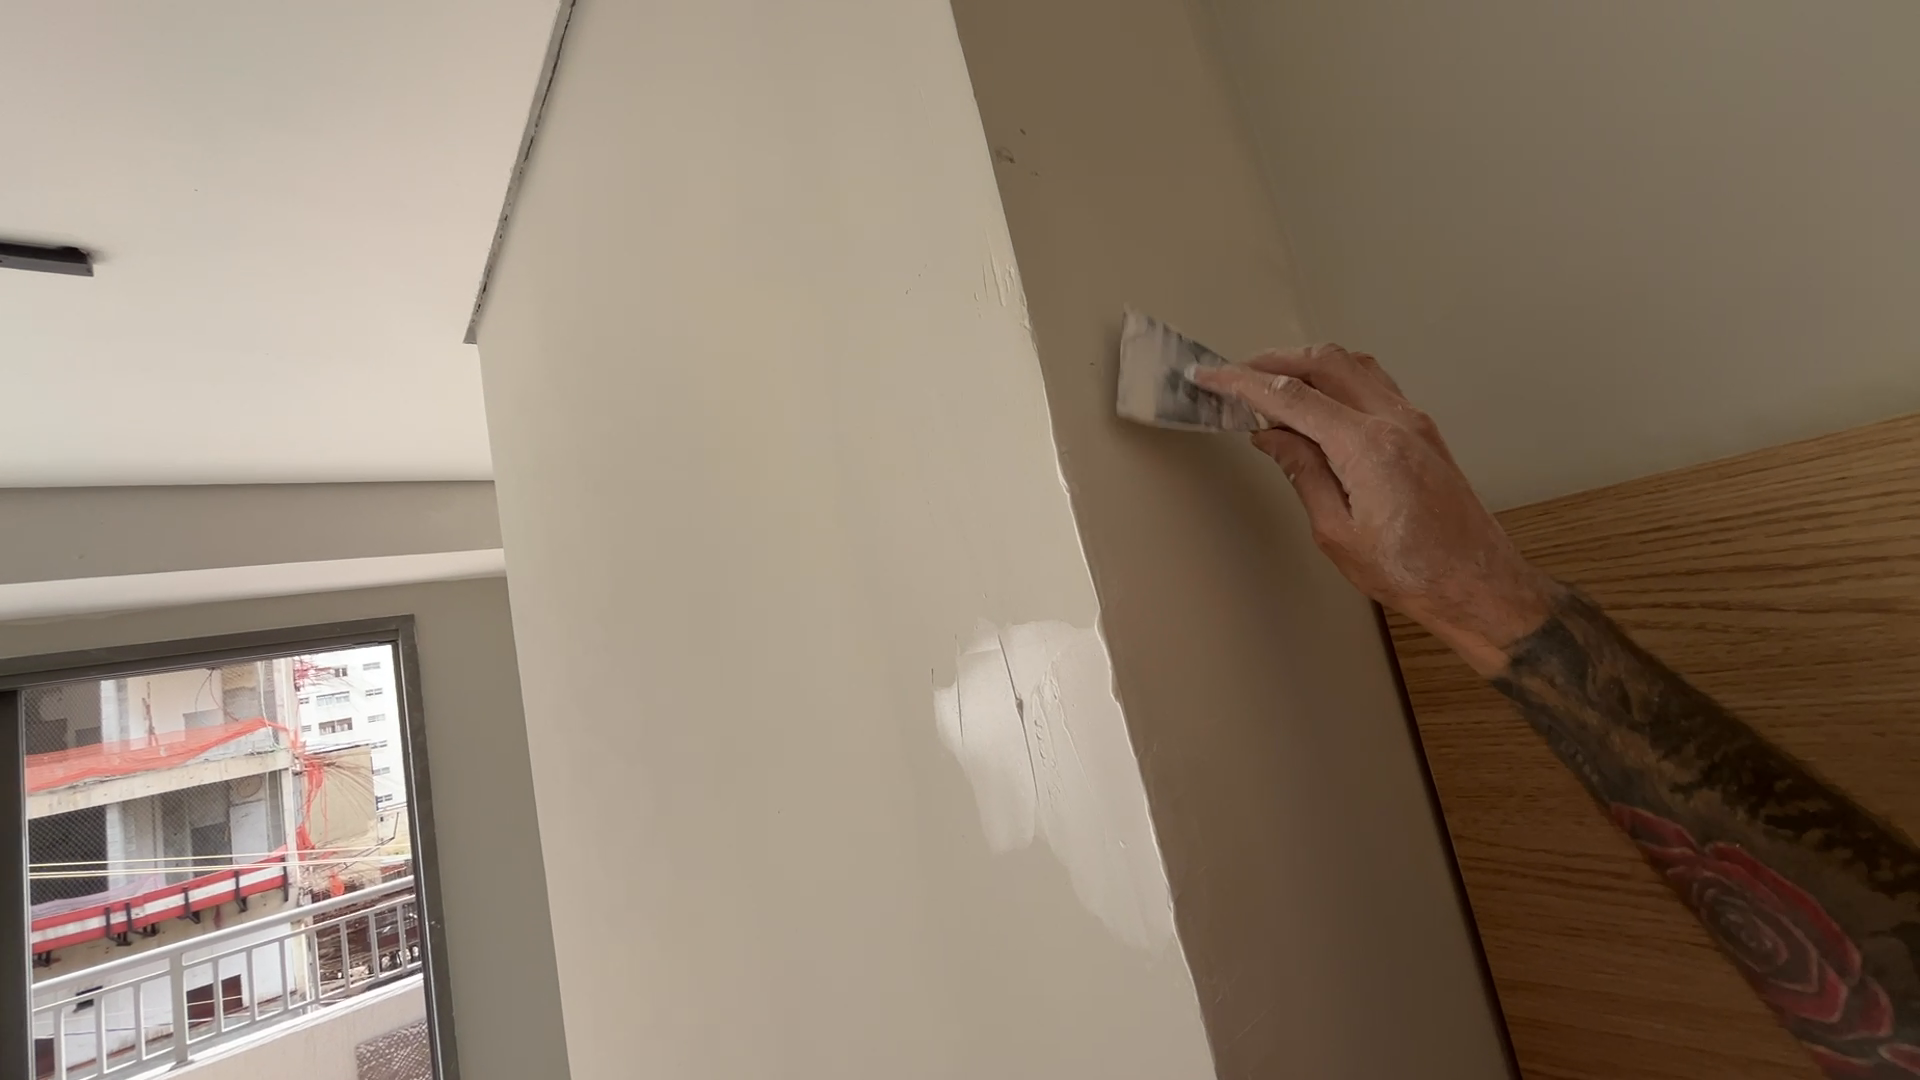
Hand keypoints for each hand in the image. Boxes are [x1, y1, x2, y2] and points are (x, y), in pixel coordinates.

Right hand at [1191, 345, 1558, 674]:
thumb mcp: (1335, 530)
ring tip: (1268, 382)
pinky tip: (1314, 399)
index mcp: (1368, 447)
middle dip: (1273, 361)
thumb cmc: (1408, 570)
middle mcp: (1394, 421)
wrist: (1476, 583)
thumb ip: (1302, 473)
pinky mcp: (1421, 430)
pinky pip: (1372, 382)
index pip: (1293, 397)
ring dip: (1305, 364)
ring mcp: (1413, 421)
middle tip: (1234, 374)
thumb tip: (1271, 436)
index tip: (1212, 376)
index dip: (1244, 382)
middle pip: (1325, 363)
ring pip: (1352, 365)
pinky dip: (1334, 378)